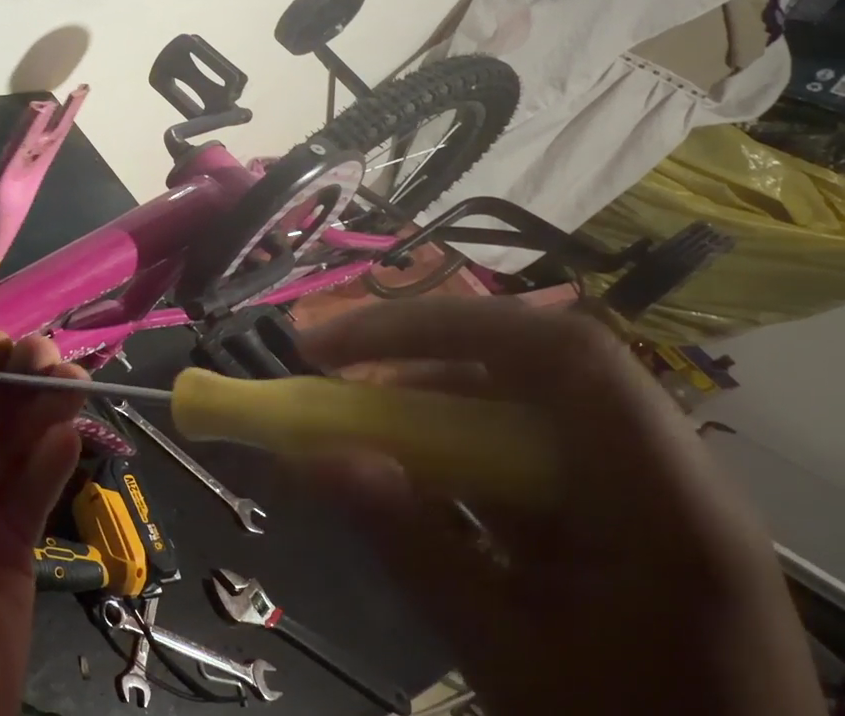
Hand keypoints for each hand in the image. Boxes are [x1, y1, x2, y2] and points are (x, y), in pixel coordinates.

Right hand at [298, 298, 824, 715]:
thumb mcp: (510, 654)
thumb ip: (415, 551)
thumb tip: (316, 461)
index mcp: (662, 500)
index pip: (560, 354)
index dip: (440, 326)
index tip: (333, 349)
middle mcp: (663, 474)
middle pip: (533, 366)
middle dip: (417, 354)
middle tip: (325, 367)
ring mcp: (642, 493)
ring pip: (523, 405)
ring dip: (428, 402)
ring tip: (348, 426)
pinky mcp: (617, 518)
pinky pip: (523, 453)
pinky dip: (451, 450)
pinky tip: (402, 478)